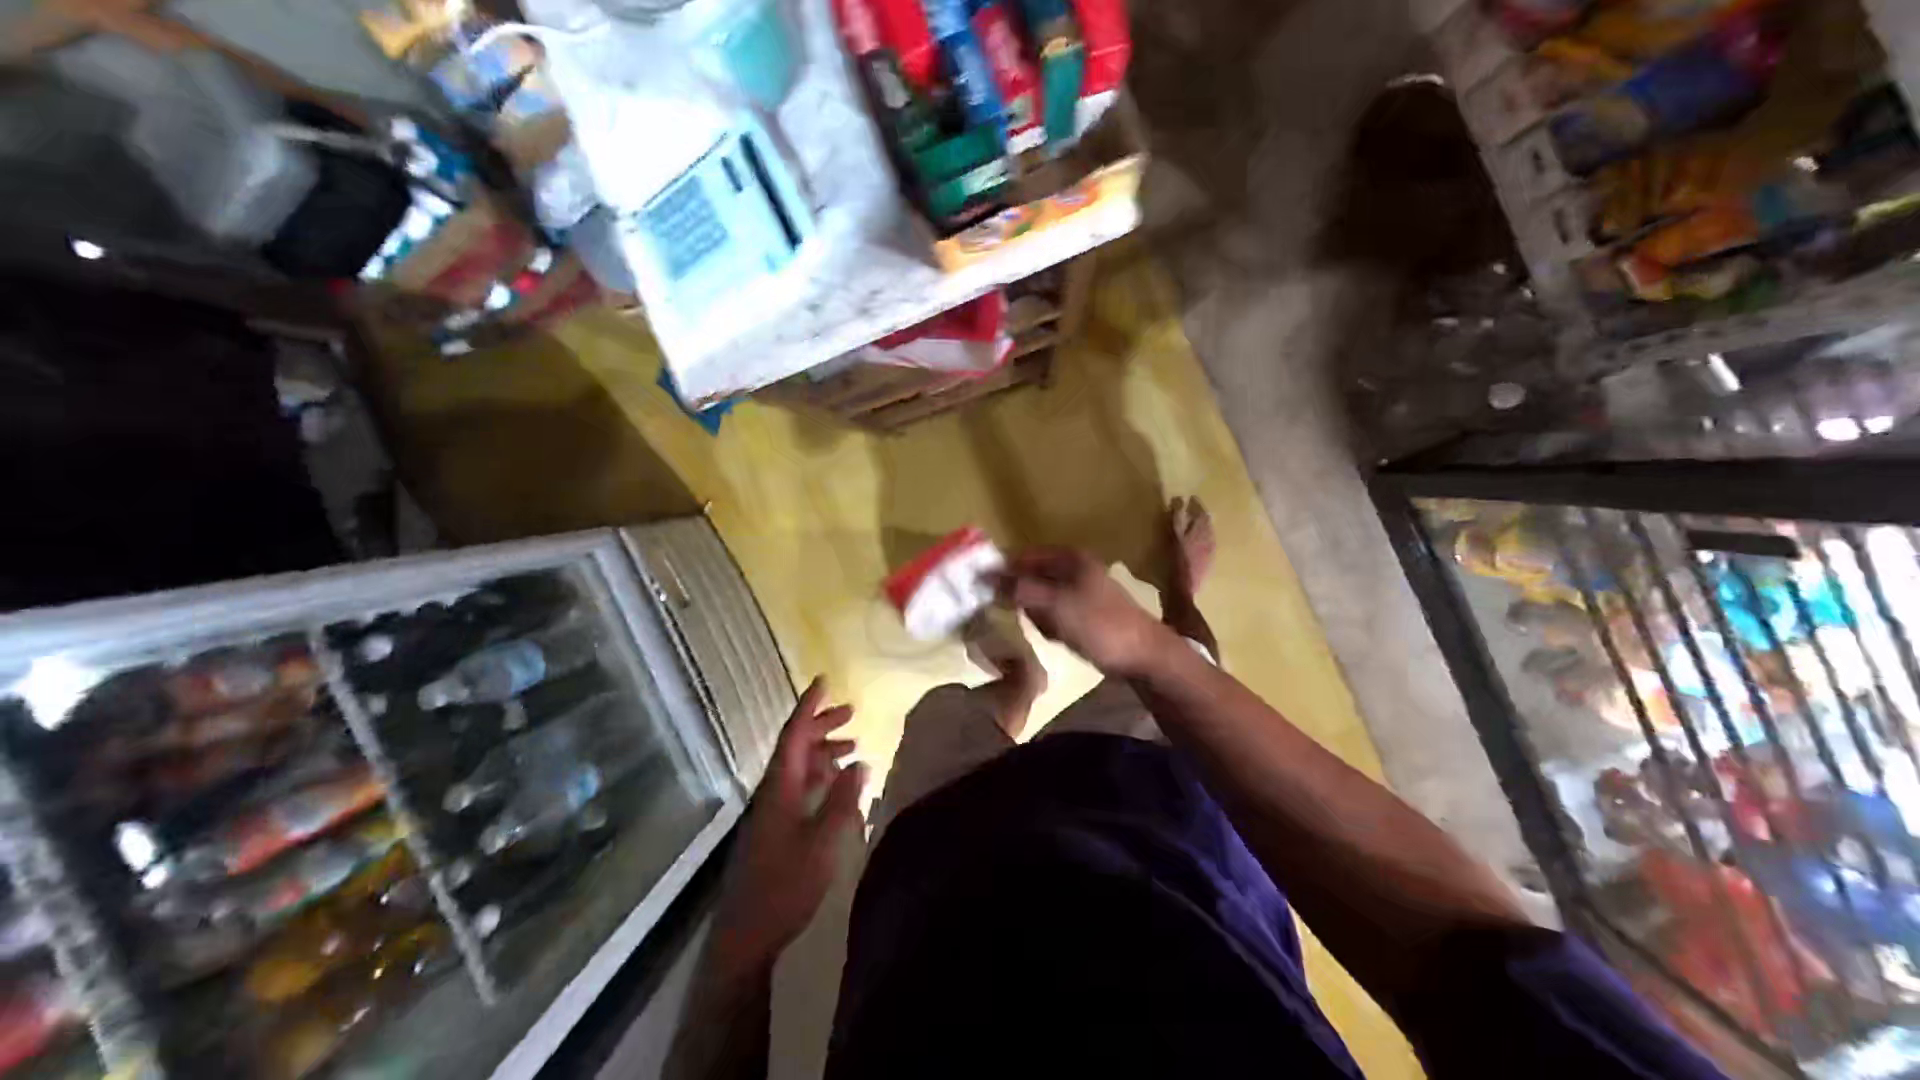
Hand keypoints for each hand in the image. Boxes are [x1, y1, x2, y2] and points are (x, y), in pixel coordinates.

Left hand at [710, 677, 866, 975]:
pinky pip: (797, 788)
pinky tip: (835, 785)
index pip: (793, 734)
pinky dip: (818, 777)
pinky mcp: (774, 830)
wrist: (746, 935)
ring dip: (822, 751)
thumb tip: (860, 761)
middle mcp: (771, 792)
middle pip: (795, 746)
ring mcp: (771, 812)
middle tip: (852, 713)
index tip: (825, 681)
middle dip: (822, 725)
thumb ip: (842, 800)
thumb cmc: (785, 886)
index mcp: (779, 787)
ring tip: (851, 746)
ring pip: (796, 768)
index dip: (809, 706)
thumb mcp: (822, 842)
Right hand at [1000, 548, 1172, 676]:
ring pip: (1040, 597)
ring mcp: (1080, 591)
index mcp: (1068, 557)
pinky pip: (1054, 614)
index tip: (979, 589)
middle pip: (1030, 576)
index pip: (1022, 556)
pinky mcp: (1084, 613)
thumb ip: (1019, 589)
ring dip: (1034, 613)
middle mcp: (1073, 568)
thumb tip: (985, 577)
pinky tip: (1055, 637)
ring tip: (1041, 628)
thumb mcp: (1054, 605)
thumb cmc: (1098, 624)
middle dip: (1018, 596)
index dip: (1000, 570)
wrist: (1143, 656)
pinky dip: (1049, 624)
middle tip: (1008, 615)